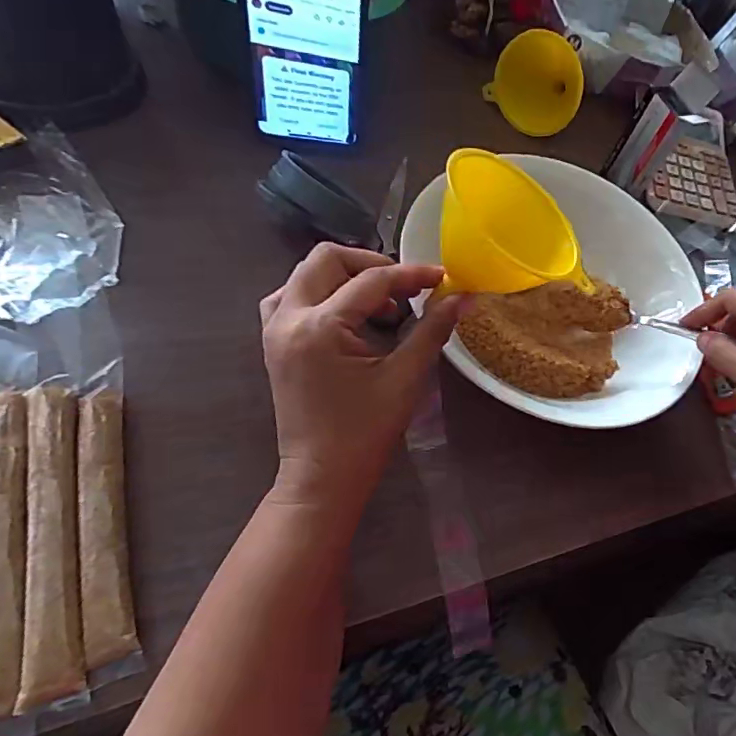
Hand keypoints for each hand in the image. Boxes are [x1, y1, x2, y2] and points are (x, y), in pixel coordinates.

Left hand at [259, 243, 465, 513]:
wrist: (323, 476)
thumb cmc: (365, 432)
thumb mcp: (404, 378)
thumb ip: (432, 330)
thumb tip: (462, 298)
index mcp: (320, 327)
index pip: (371, 281)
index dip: (411, 275)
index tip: (441, 278)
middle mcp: (289, 319)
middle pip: (327, 259)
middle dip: (370, 264)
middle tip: (405, 288)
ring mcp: (275, 330)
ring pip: (304, 274)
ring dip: (342, 276)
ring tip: (376, 304)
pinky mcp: (273, 343)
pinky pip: (289, 298)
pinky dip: (318, 294)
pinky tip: (344, 314)